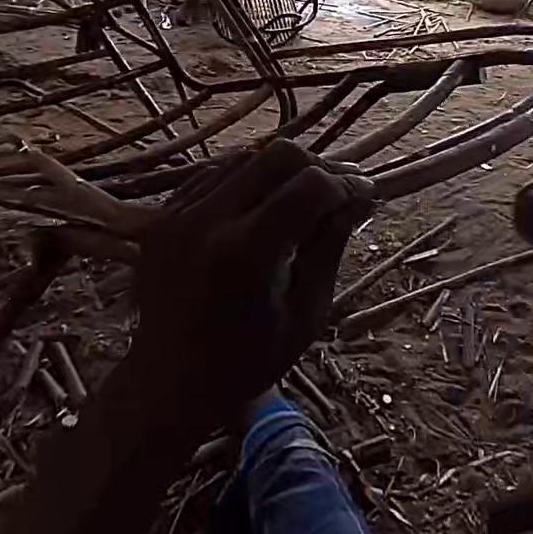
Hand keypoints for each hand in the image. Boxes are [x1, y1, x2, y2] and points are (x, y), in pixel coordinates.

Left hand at [127, 141, 373, 423]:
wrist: (167, 378)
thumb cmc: (247, 361)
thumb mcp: (305, 313)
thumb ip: (330, 245)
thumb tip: (360, 195)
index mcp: (245, 253)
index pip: (310, 187)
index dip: (348, 184)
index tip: (367, 195)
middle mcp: (207, 219)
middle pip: (277, 155)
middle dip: (318, 166)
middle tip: (340, 189)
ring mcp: (179, 211)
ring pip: (245, 156)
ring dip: (283, 168)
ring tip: (307, 191)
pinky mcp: (165, 211)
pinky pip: (215, 172)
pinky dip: (247, 176)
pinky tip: (265, 196)